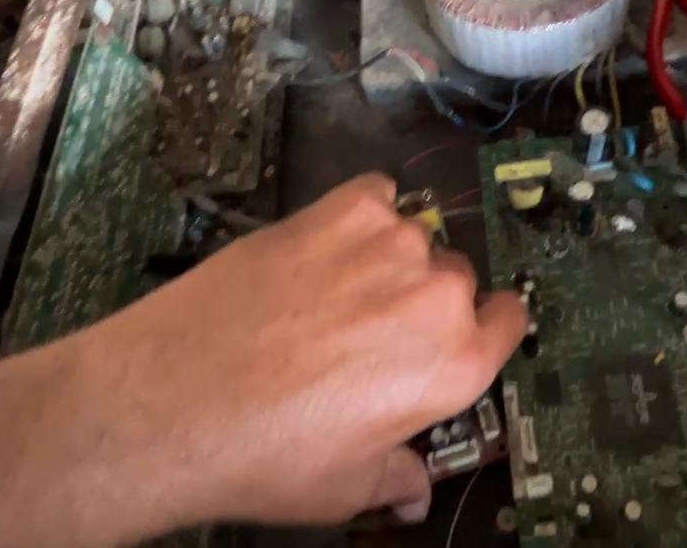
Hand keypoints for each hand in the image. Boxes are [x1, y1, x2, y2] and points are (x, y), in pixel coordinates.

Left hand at [59, 173, 526, 535]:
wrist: (177, 395)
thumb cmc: (268, 453)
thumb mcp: (346, 487)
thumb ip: (398, 478)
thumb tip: (415, 492)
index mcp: (454, 362)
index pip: (509, 319)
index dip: (488, 326)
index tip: (466, 328)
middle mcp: (436, 293)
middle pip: (457, 277)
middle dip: (426, 299)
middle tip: (374, 324)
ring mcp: (391, 240)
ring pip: (413, 237)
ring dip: (390, 258)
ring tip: (335, 286)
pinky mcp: (343, 207)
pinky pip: (376, 193)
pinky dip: (362, 212)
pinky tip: (327, 240)